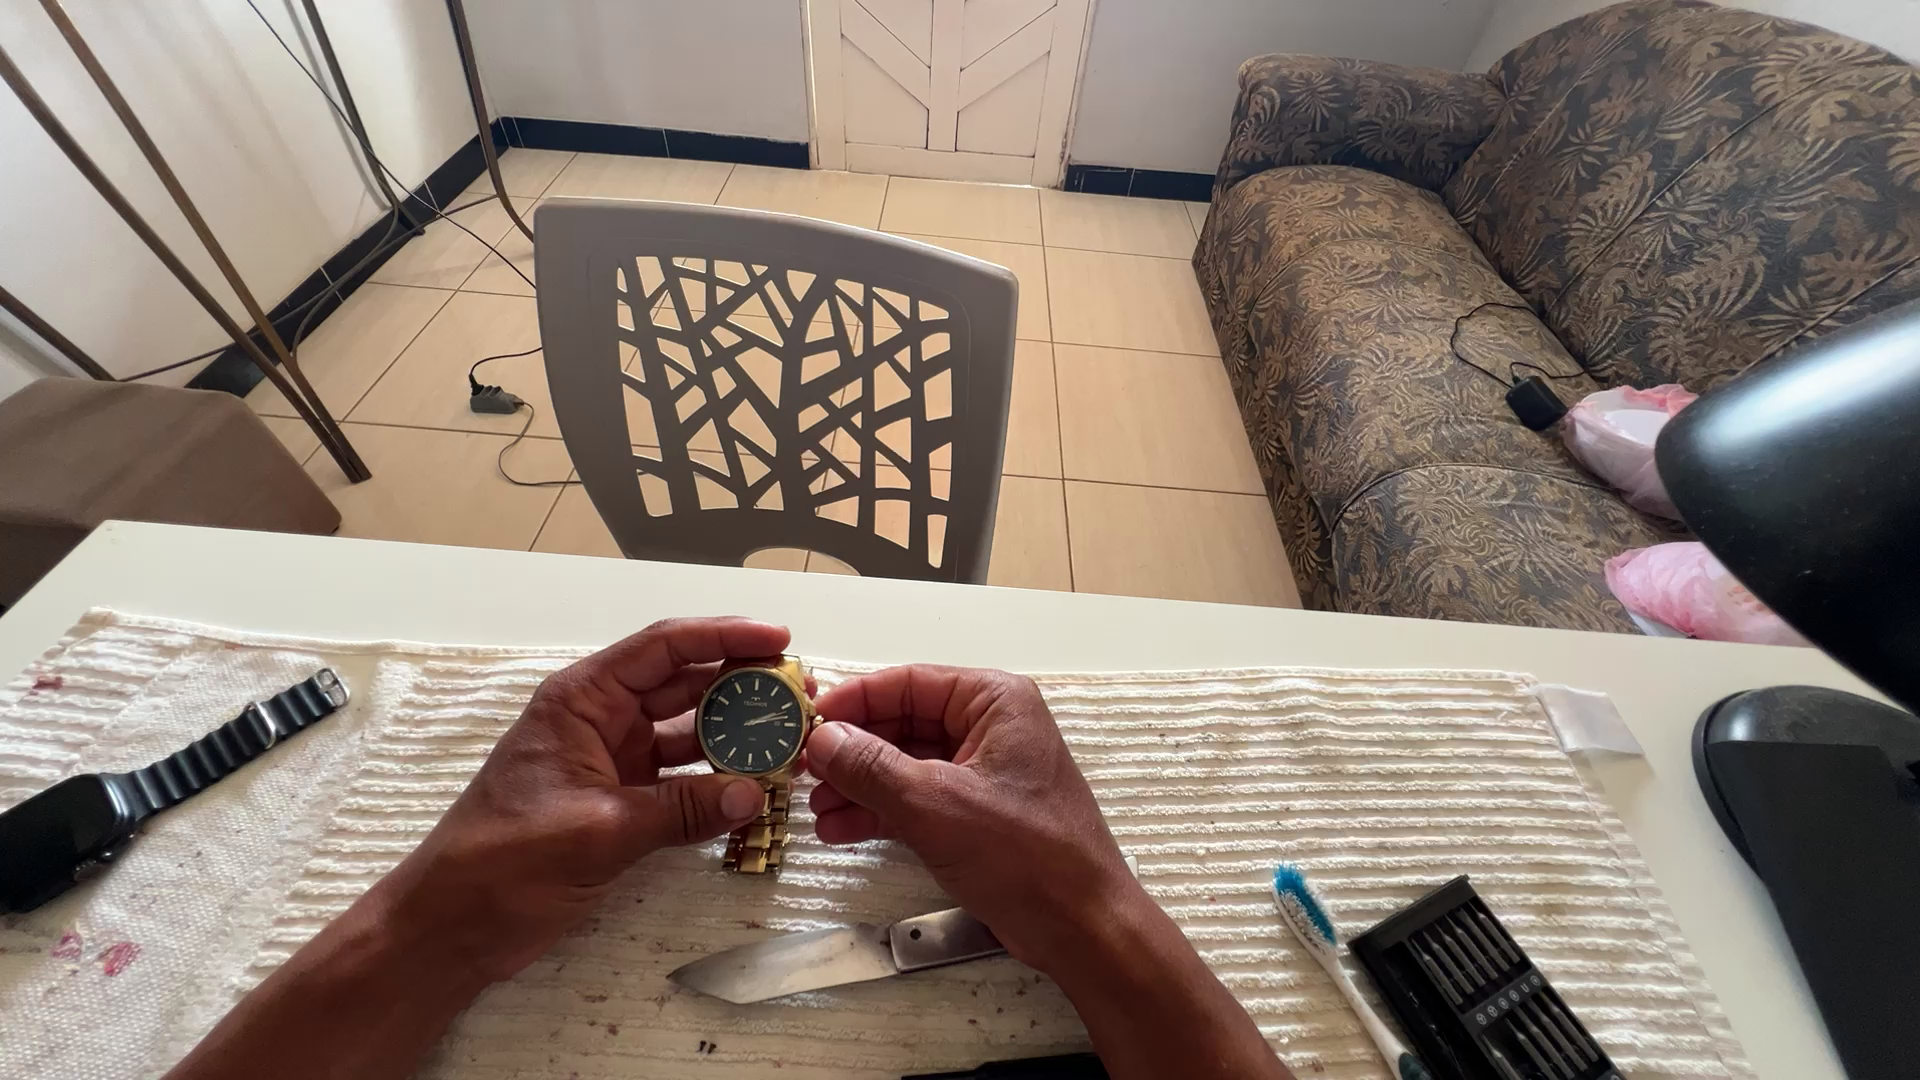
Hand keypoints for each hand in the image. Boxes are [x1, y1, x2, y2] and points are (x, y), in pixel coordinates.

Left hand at [371, 617, 792, 984]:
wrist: (448, 932)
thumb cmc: (501, 864)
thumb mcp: (597, 831)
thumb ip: (681, 810)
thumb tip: (755, 795)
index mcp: (585, 698)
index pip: (666, 647)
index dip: (726, 635)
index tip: (780, 638)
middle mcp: (606, 715)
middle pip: (687, 680)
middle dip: (745, 681)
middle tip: (800, 688)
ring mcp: (618, 754)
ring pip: (692, 725)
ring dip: (739, 728)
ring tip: (790, 730)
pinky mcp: (627, 792)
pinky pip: (686, 769)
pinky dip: (721, 771)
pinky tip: (757, 776)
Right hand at [805, 666, 1139, 971]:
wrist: (1082, 929)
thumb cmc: (1024, 854)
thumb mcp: (936, 804)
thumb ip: (873, 767)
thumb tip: (823, 737)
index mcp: (994, 701)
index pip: (911, 682)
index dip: (856, 700)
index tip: (809, 720)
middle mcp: (990, 726)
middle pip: (905, 722)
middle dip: (855, 750)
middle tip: (807, 770)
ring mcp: (984, 770)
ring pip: (908, 762)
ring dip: (862, 784)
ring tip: (817, 807)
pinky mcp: (978, 809)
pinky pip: (920, 796)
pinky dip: (883, 810)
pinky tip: (843, 828)